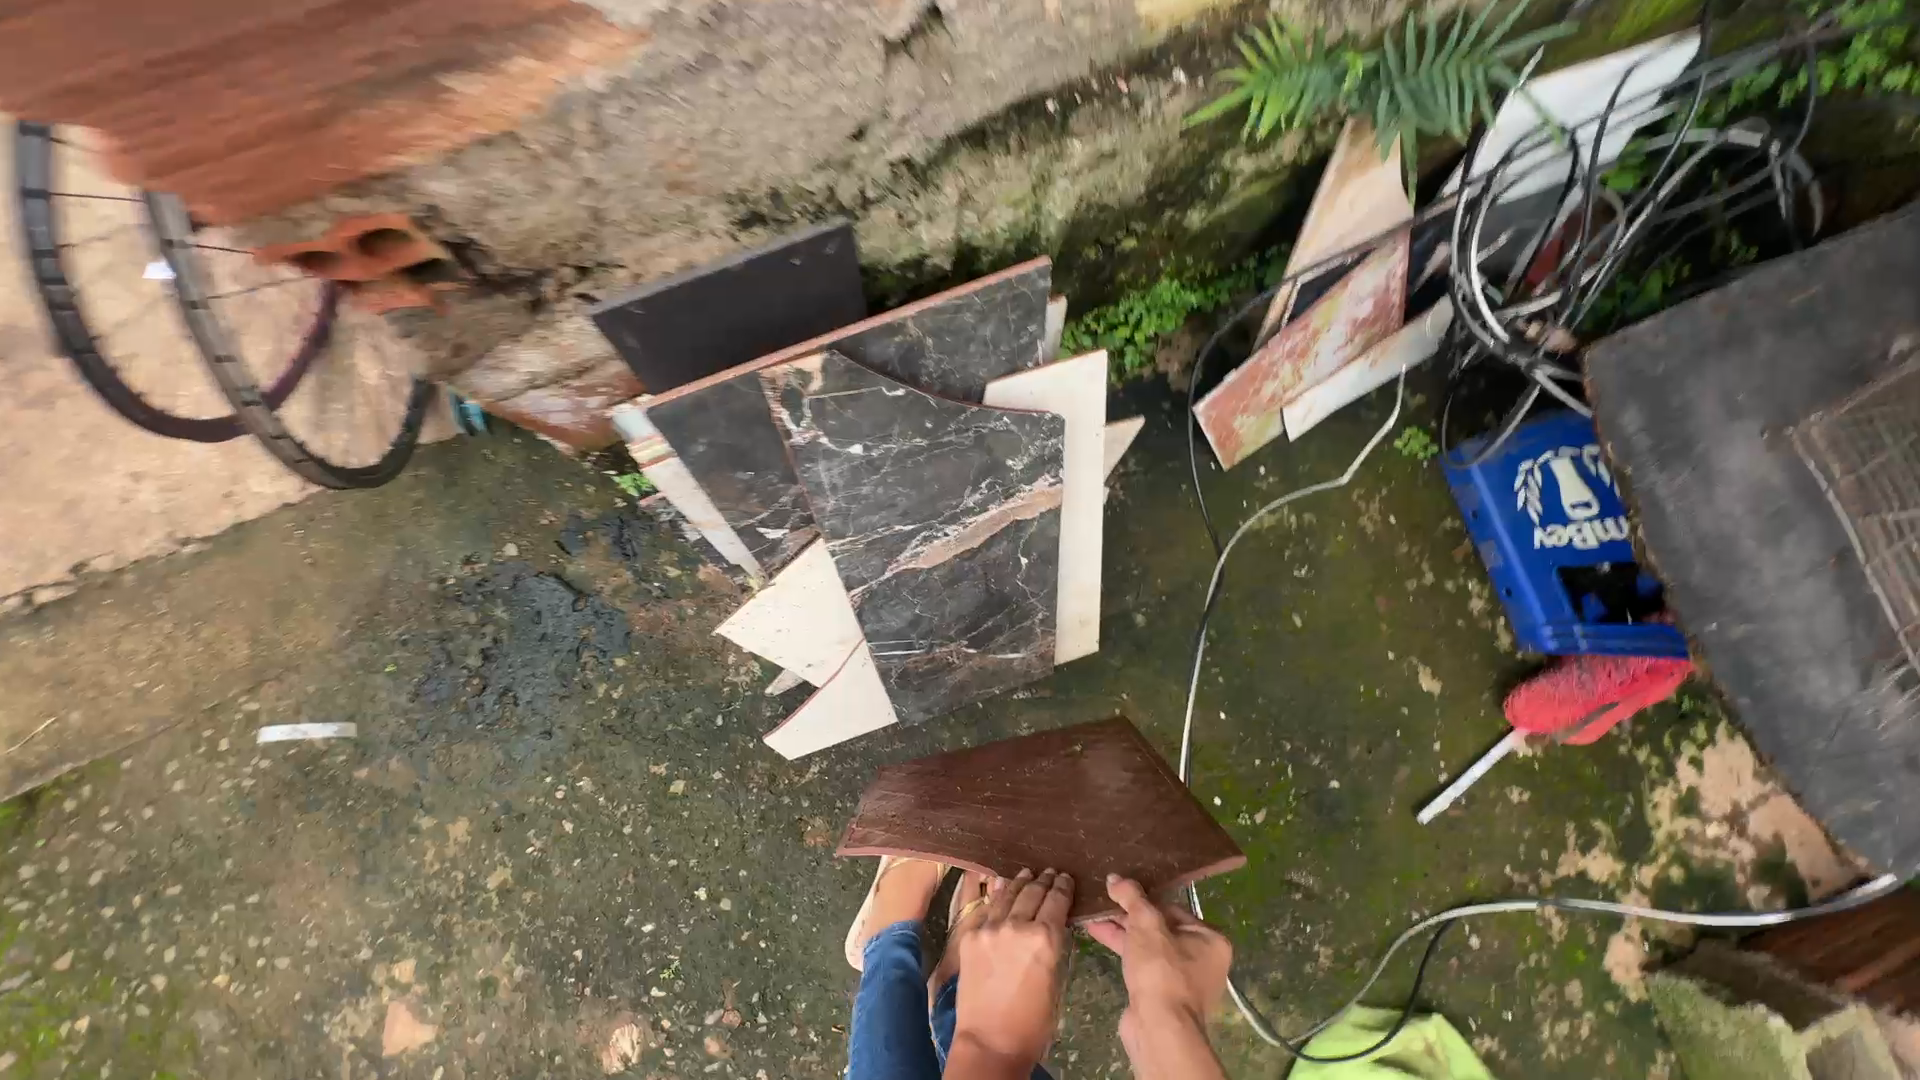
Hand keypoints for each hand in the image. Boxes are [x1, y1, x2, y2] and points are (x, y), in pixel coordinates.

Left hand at [949, 868, 1073, 1074]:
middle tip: (1051, 872)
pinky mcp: (970, 935)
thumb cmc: (1033, 1023)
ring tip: (1028, 872)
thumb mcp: (1056, 982)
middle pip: (1033, 893)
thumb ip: (1053, 946)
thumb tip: (1052, 923)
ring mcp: (990, 928)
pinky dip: (997, 895)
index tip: (1066, 878)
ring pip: (1009, 895)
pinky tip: (1001, 885)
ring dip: (1021, 882)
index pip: (1057, 901)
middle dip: (1044, 881)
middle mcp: (1018, 925)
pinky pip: (987, 909)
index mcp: (1045, 938)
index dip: (1063, 887)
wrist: (990, 1042)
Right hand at [1085, 875, 1231, 1026]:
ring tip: (1093, 915)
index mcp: (1210, 939)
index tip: (1118, 892)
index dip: (1143, 900)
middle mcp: (1202, 959)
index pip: (1171, 908)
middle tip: (1102, 902)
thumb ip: (1131, 897)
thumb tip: (1115, 878)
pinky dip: (1123, 949)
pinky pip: (1142, 963)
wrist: (1159, 1028)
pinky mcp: (1162, 994)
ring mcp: (1182, 980)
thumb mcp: (1146, 924)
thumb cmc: (1162, 969)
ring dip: (1121, 931)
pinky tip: (1099, 934)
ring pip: (1148, 946)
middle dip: (1128, 916)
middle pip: (1159, 927)